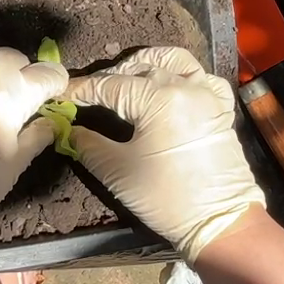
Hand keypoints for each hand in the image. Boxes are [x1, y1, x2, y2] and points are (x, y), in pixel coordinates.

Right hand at [66, 47, 264, 261]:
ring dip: (149, 63)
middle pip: (140, 68)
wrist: (219, 222)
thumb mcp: (116, 172)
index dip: (82, 90)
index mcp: (158, 98)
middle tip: (90, 92)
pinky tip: (172, 86)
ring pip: (175, 61)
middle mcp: (186, 86)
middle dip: (111, 77)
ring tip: (129, 75)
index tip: (61, 94)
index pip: (110, 86)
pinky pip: (204, 78)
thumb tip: (70, 129)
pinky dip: (185, 75)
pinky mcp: (222, 109)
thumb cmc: (165, 197)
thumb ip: (88, 144)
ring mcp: (209, 95)